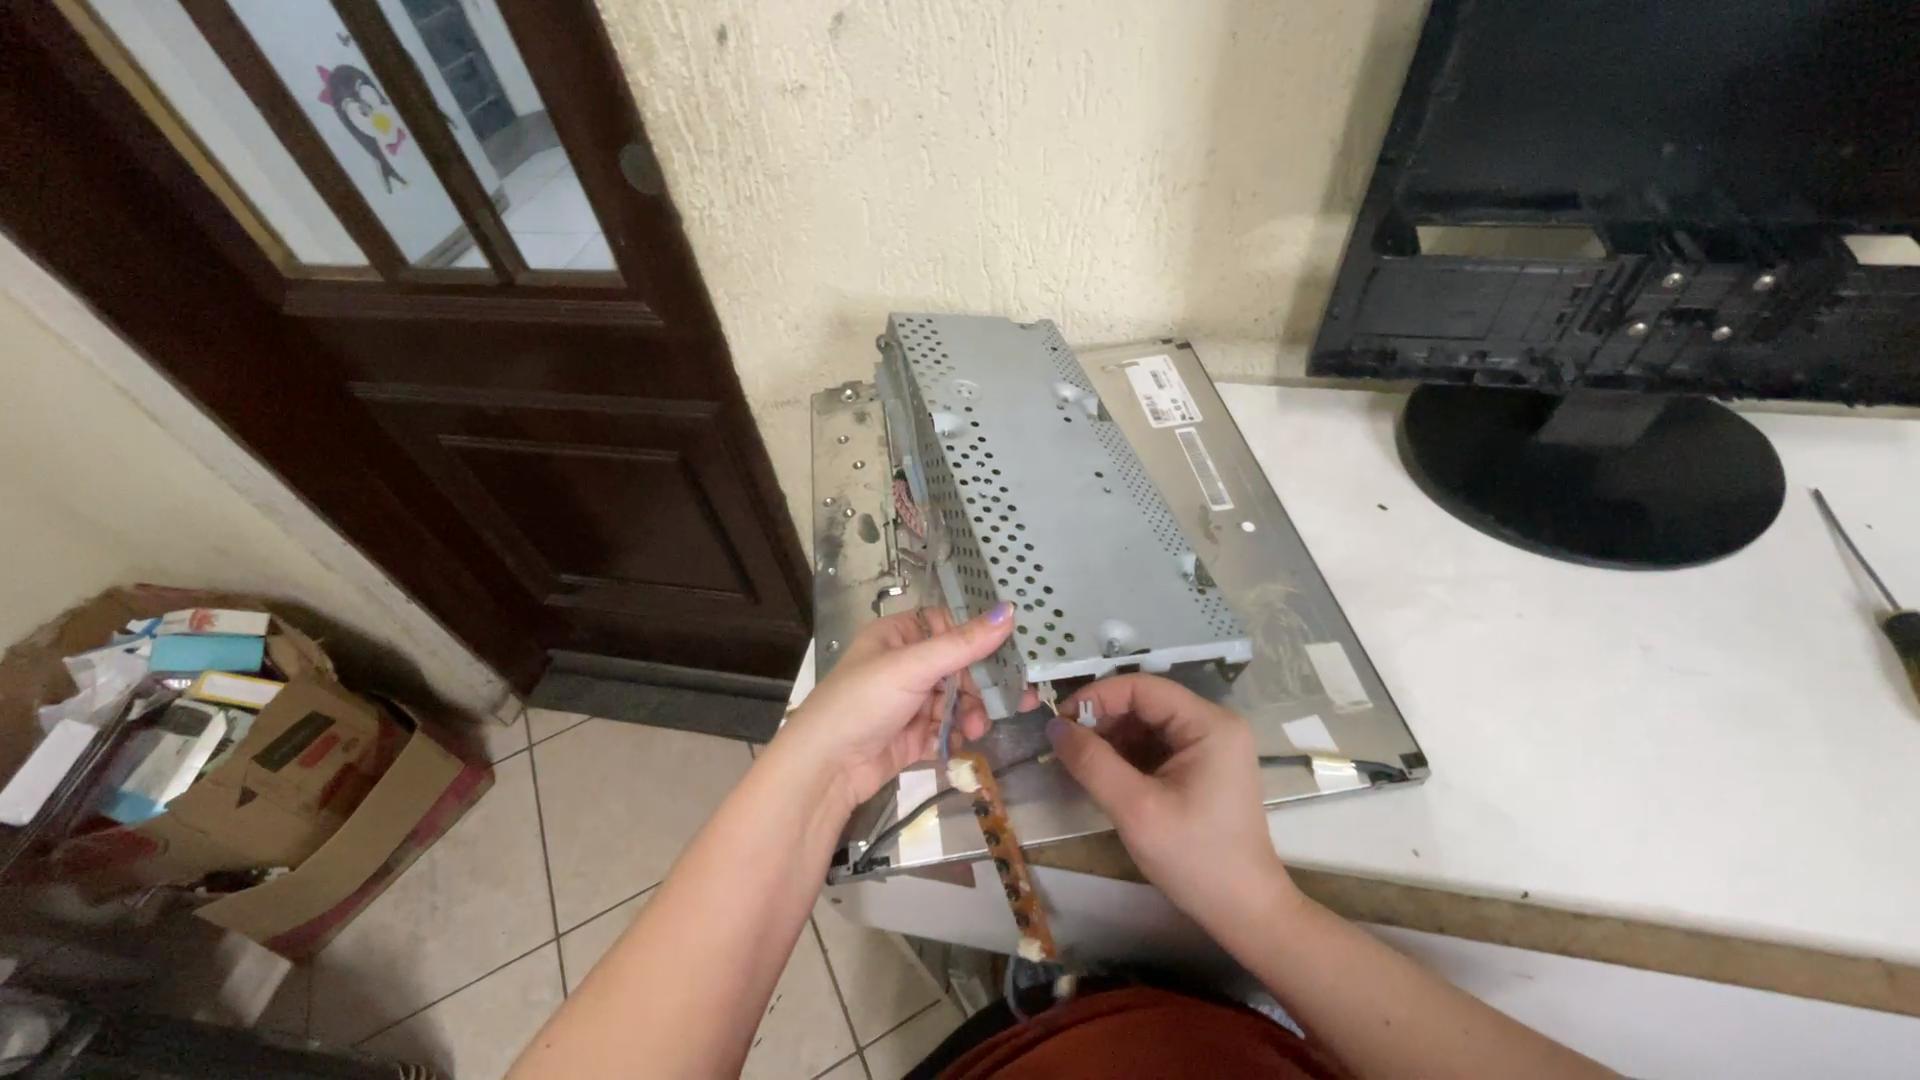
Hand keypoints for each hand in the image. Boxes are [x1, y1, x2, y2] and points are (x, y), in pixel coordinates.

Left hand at [775, 602, 1030, 811]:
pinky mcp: (911, 736)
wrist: (824, 768)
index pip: (947, 626)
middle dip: (982, 685)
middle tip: (1016, 697)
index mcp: (896, 636)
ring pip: (956, 701)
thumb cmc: (862, 702)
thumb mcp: (912, 667)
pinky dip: (957, 735)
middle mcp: (903, 665)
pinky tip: (964, 742)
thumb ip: (963, 643)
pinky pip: (946, 729)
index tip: (1011, 650)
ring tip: (979, 728)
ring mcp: (908, 702)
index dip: (977, 637)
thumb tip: (1009, 611)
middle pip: (957, 667)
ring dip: (972, 713)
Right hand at [1049, 675, 1301, 930]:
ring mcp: (1210, 745)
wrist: (1244, 911)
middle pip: (1144, 703)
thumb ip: (1092, 763)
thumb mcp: (1135, 809)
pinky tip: (1105, 775)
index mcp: (1209, 724)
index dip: (1097, 697)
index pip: (1142, 687)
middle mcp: (1214, 724)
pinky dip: (1127, 755)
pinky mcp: (1203, 766)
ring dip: (1111, 738)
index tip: (1060, 723)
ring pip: (1147, 724)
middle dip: (1102, 720)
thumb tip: (1053, 727)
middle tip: (1067, 747)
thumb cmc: (1194, 859)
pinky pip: (1156, 745)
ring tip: (1081, 763)